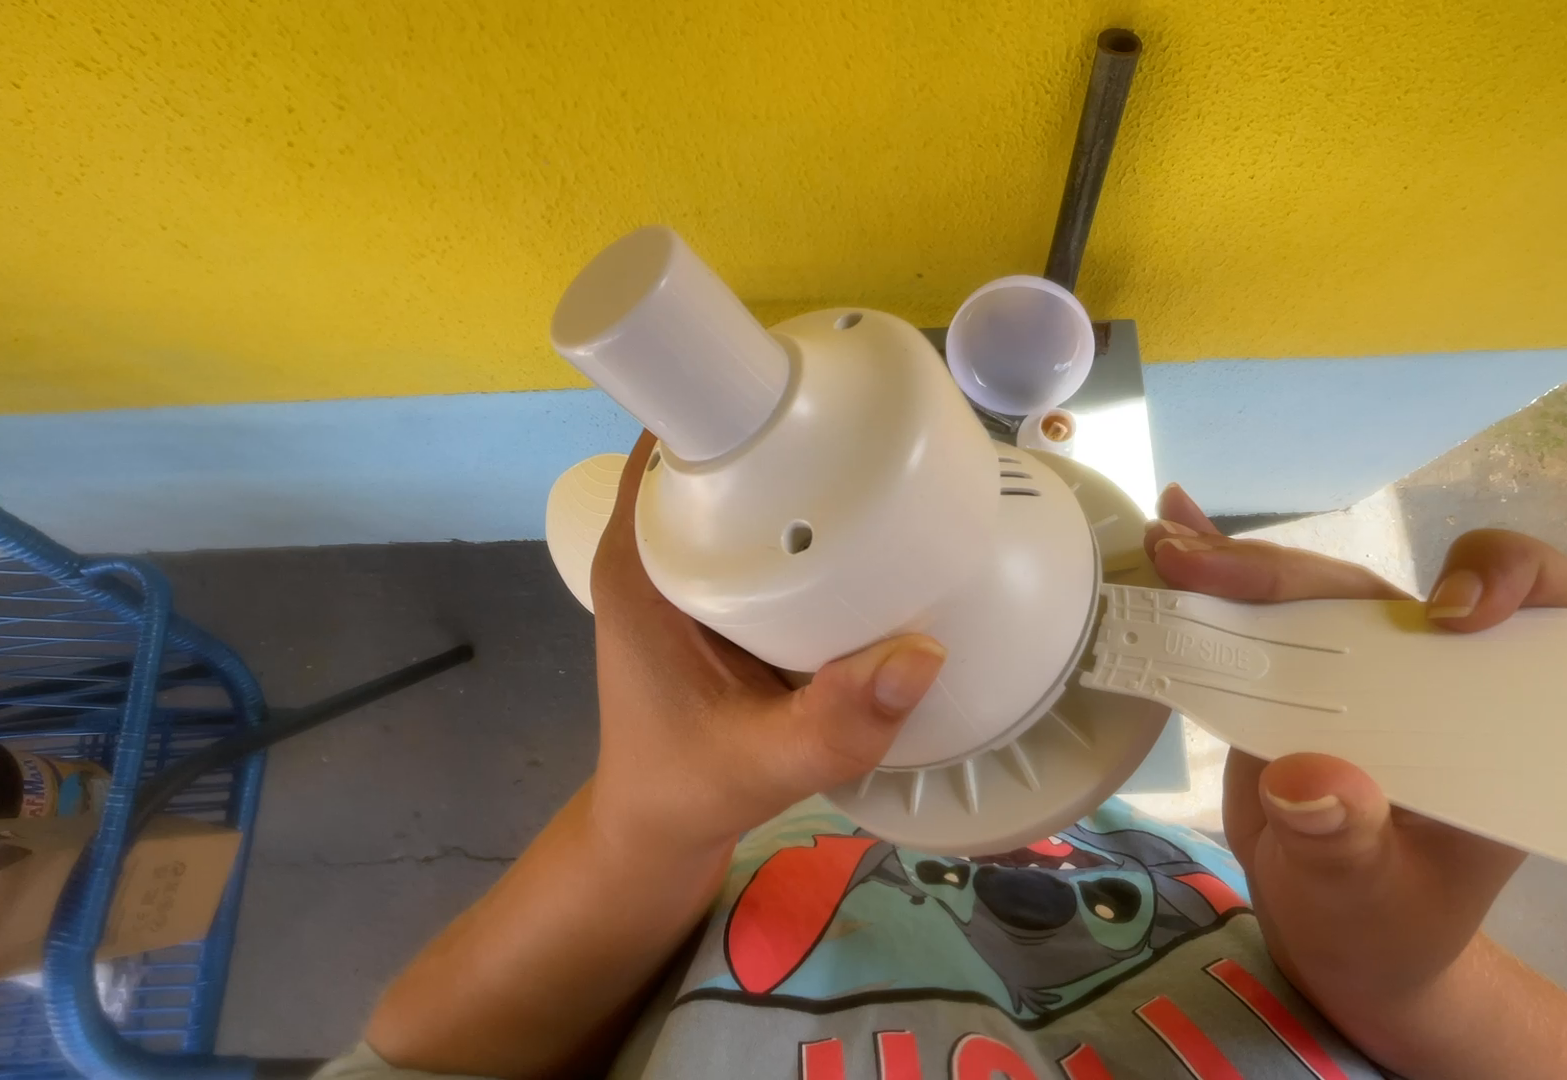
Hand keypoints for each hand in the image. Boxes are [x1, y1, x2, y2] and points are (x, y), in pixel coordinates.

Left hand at [588, 434, 947, 855]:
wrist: (660, 826)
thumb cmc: (687, 788)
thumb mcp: (764, 761)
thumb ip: (835, 723)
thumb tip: (926, 652)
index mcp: (640, 563)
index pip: (677, 440)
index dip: (740, 399)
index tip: (821, 388)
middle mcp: (659, 551)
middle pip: (722, 454)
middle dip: (793, 433)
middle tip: (881, 431)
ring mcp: (691, 571)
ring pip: (747, 491)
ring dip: (805, 477)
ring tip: (886, 469)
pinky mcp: (720, 594)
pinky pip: (763, 533)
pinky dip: (808, 525)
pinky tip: (866, 536)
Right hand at [1145, 485, 1566, 1069]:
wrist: (1327, 925)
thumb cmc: (1381, 924)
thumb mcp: (1370, 897)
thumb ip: (1347, 846)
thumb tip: (1307, 779)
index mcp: (1485, 723)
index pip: (1544, 616)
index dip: (1510, 581)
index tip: (1448, 614)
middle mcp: (1420, 677)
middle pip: (1370, 592)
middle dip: (1283, 570)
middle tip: (1196, 564)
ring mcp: (1347, 670)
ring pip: (1300, 591)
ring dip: (1229, 561)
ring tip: (1163, 545)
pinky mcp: (1286, 674)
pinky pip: (1249, 612)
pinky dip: (1208, 569)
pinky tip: (1171, 526)